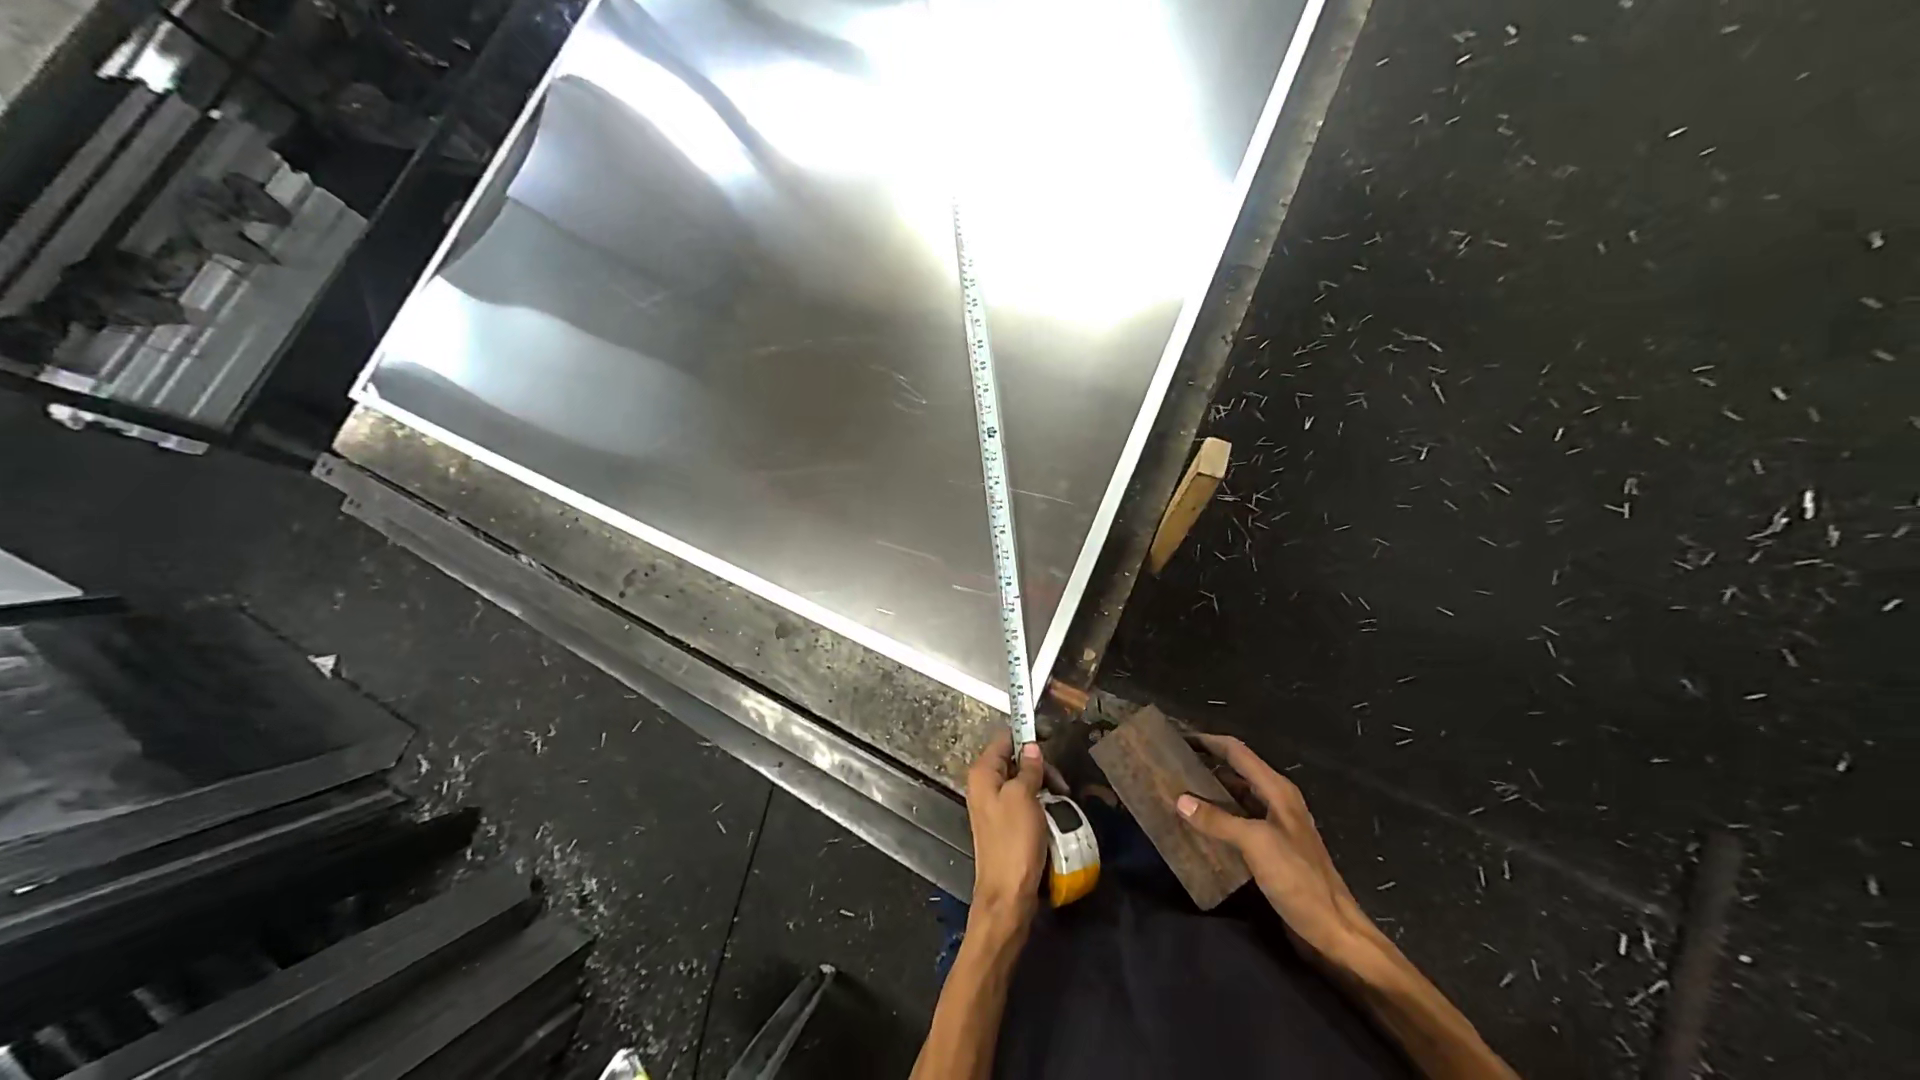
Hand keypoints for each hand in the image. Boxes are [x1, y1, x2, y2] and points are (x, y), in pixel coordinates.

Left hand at [964, 731, 1047, 935]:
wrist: (1008, 892)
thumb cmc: (1015, 840)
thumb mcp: (1024, 797)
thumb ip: (1028, 768)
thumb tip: (1032, 747)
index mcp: (983, 774)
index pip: (1003, 740)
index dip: (1026, 738)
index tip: (1051, 743)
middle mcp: (984, 785)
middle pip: (1014, 760)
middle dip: (1039, 766)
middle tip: (1060, 783)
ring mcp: (994, 805)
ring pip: (1022, 781)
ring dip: (1043, 785)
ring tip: (1061, 799)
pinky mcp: (1005, 823)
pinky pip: (1023, 801)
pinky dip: (1039, 802)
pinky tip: (1053, 811)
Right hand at [1177, 734, 1378, 968]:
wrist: (1333, 930)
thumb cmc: (1299, 880)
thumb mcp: (1256, 844)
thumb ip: (1218, 820)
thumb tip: (1179, 800)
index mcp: (1277, 790)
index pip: (1237, 751)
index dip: (1207, 741)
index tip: (1176, 737)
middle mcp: (1276, 801)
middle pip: (1235, 771)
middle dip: (1204, 764)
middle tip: (1169, 765)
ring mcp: (1274, 825)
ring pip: (1235, 797)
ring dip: (1208, 792)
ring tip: (1174, 791)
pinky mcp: (1269, 849)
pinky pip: (1236, 821)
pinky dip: (1215, 818)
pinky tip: (1195, 826)